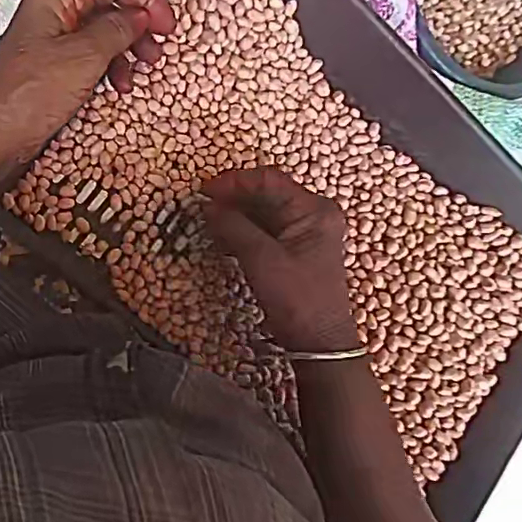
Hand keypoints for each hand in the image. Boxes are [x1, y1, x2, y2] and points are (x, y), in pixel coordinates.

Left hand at [0, 0, 174, 171]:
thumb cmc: (27, 96)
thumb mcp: (84, 57)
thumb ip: (118, 29)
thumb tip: (140, 16)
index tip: (167, 25)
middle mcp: (54, 4)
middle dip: (139, 24)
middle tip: (156, 51)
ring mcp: (52, 33)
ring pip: (103, 28)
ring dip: (126, 49)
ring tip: (138, 74)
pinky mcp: (51, 61)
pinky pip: (90, 52)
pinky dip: (109, 65)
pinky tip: (118, 85)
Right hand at [201, 168, 360, 352]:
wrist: (317, 341)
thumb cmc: (297, 299)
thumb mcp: (262, 259)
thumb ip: (234, 227)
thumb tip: (209, 206)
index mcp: (314, 210)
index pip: (269, 180)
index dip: (234, 181)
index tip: (205, 189)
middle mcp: (314, 214)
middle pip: (267, 193)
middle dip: (233, 197)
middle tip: (204, 204)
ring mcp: (306, 232)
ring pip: (264, 211)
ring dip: (236, 214)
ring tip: (209, 220)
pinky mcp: (295, 249)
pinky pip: (265, 229)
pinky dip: (243, 230)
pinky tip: (222, 236)